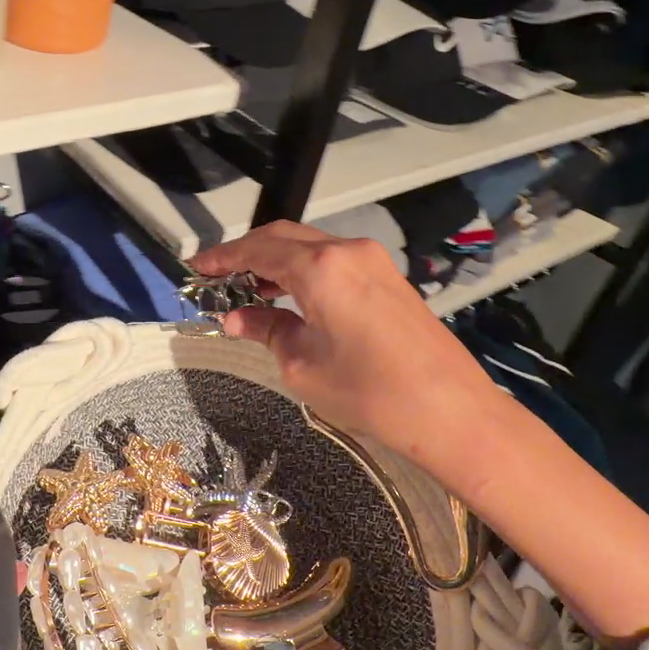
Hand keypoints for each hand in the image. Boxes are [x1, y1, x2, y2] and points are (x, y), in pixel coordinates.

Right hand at [197, 221, 648, 646]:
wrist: (453, 412)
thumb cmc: (371, 392)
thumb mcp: (304, 366)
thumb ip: (267, 331)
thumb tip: (238, 317)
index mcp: (319, 267)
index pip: (257, 249)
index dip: (222, 257)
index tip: (195, 268)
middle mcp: (345, 250)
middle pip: (282, 237)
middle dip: (246, 253)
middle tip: (217, 277)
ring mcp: (371, 260)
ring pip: (309, 245)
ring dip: (275, 260)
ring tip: (246, 290)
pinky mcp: (387, 276)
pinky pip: (332, 259)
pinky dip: (303, 269)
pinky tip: (288, 296)